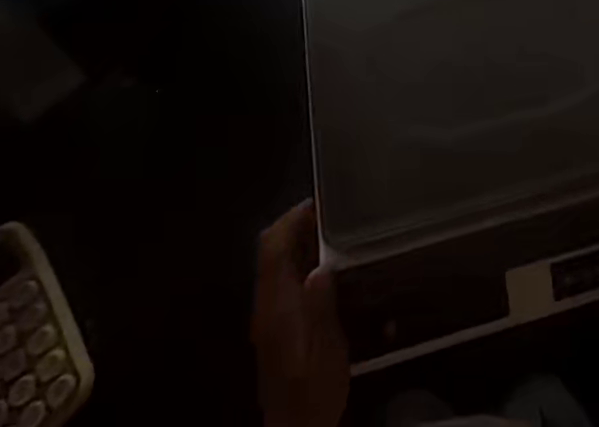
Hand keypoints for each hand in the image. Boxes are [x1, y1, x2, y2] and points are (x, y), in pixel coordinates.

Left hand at [251, 200, 347, 426]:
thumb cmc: (313, 393)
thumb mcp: (325, 351)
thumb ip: (321, 308)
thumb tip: (321, 269)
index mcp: (276, 304)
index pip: (272, 247)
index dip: (291, 220)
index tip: (316, 204)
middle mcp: (267, 302)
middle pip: (270, 250)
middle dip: (294, 225)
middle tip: (328, 214)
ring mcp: (269, 313)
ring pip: (276, 262)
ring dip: (297, 241)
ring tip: (331, 232)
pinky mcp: (276, 323)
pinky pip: (283, 278)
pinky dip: (300, 261)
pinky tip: (325, 265)